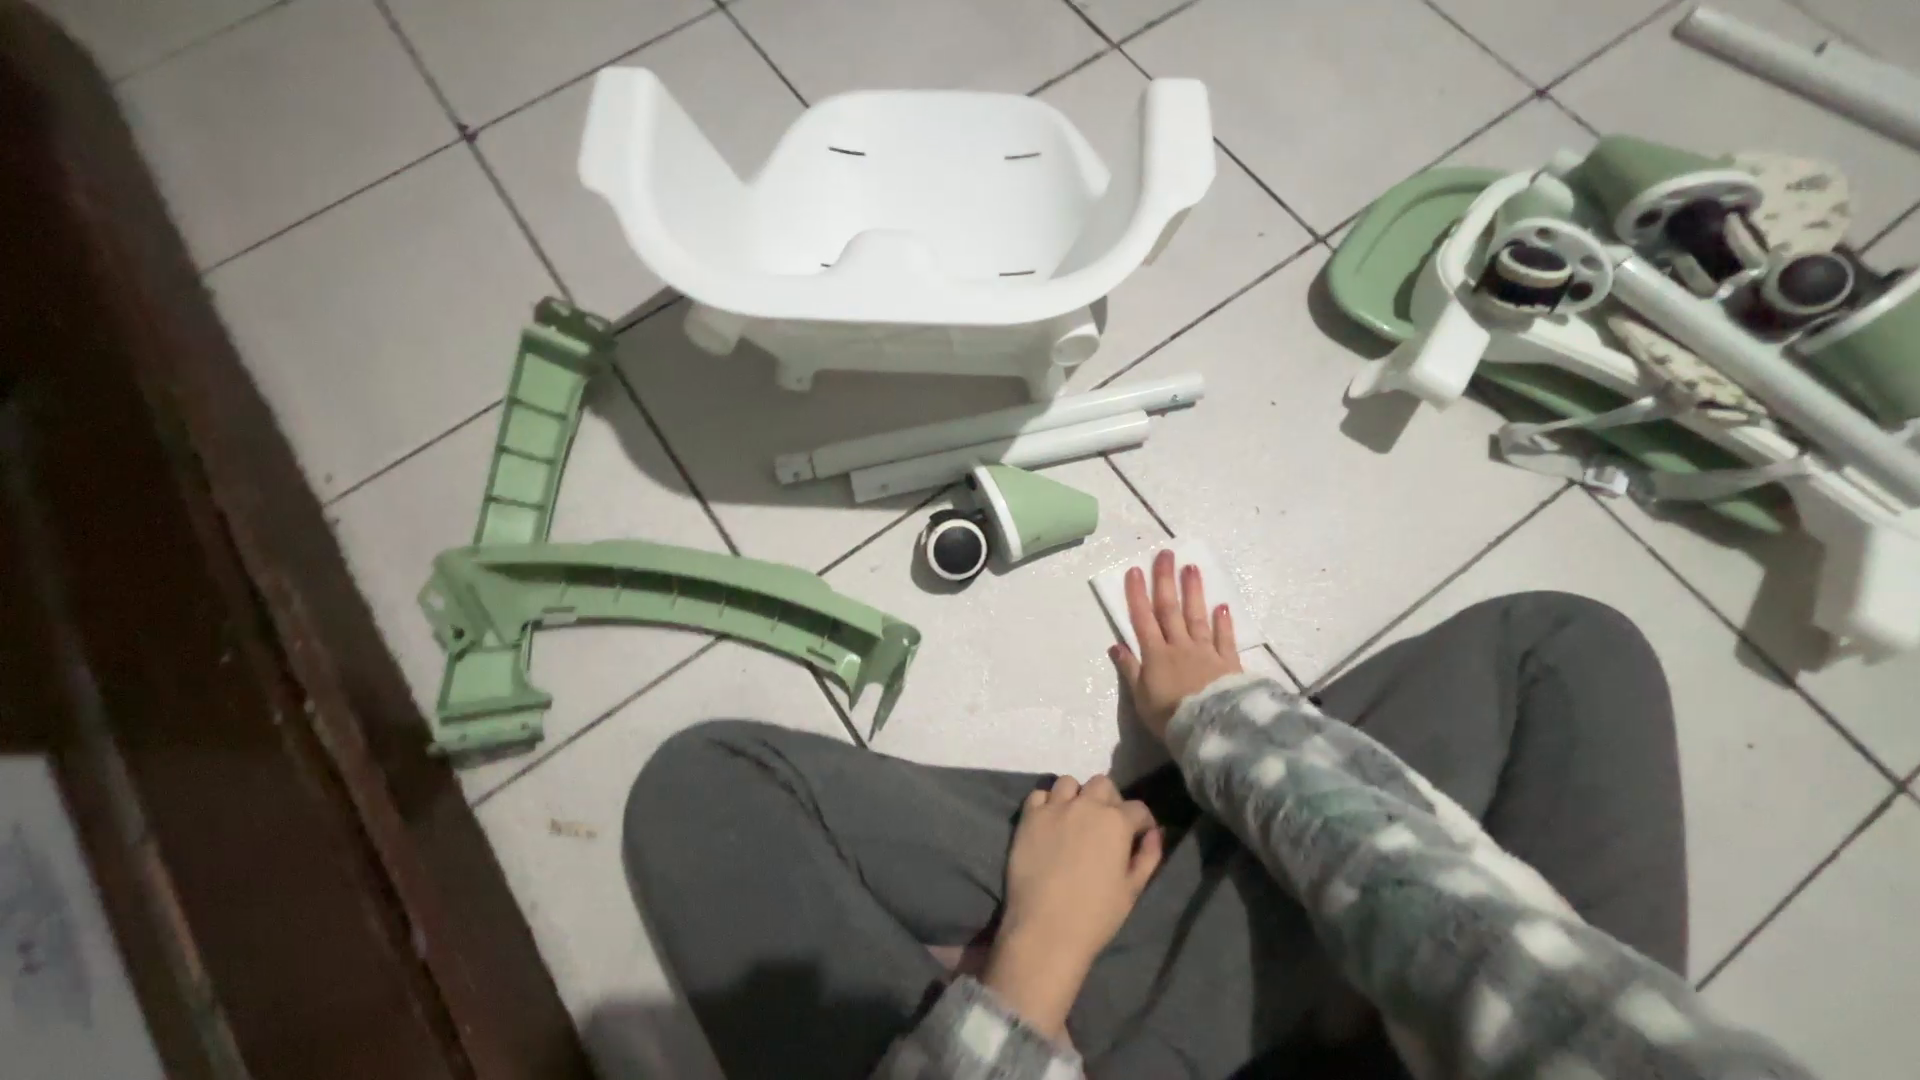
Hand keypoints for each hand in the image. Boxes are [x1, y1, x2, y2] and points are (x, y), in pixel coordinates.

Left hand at [984, 775, 1161, 1036]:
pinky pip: (1039, 795)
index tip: (1140, 836)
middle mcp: (1086, 805)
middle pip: (1102, 784)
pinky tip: (1049, 823)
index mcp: (1116, 822)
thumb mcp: (1133, 889)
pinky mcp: (1028, 817)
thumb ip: (1148, 856)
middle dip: (1109, 800)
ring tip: (1075, 819)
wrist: (1046, 929)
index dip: (1142, 822)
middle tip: (1106, 825)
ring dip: (1076, 796)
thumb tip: (1156, 833)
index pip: (1138, 808)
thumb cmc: (1096, 915)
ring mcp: (1054, 808)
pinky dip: (1046, 803)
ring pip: (1069, 783)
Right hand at [1111, 549, 1242, 740]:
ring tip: (1191, 568)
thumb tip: (1116, 645)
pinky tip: (1222, 607)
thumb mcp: (1141, 697)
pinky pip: (1224, 638)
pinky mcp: (1228, 663)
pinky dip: (1222, 622)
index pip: (1143, 618)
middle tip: (1166, 554)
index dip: (1137, 594)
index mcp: (1155, 654)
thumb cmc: (1169, 716)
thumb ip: (1130, 669)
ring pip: (1196, 616)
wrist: (1211, 728)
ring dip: (1193, 591)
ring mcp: (1205, 652)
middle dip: (1165, 580)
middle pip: (1170, 609)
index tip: (1134, 570)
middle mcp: (1179, 646)